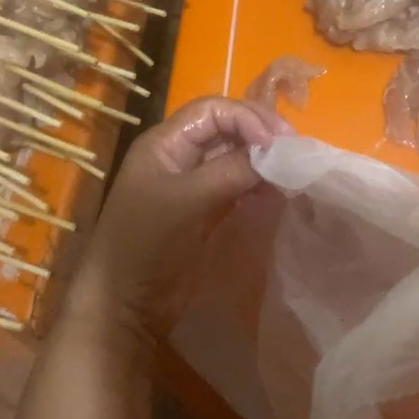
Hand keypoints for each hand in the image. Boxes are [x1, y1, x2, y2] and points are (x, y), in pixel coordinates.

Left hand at [71, 95, 291, 336]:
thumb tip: (276, 151)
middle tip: (294, 148)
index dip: (246, 117)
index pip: (212, 110)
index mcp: (164, 142)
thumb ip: (230, 171)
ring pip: (234, 154)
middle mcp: (179, 155)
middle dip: (260, 132)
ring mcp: (193, 183)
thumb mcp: (186, 202)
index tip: (276, 141)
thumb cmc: (145, 244)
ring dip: (263, 156)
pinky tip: (278, 187)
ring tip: (292, 166)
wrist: (124, 308)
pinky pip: (237, 182)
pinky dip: (259, 181)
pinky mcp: (205, 210)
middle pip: (226, 127)